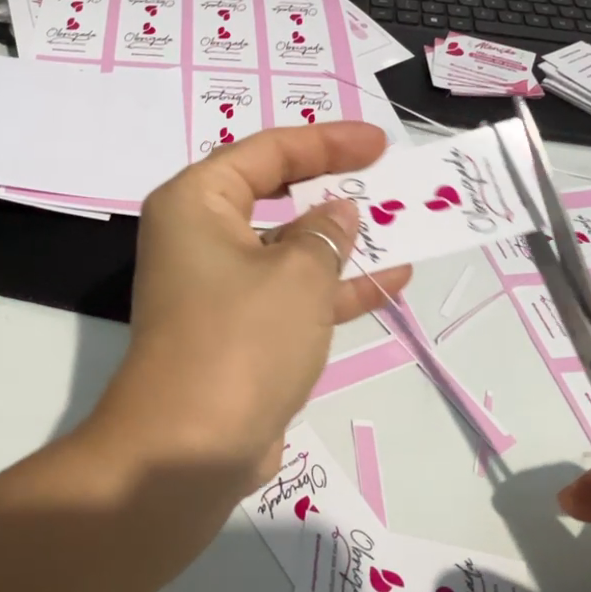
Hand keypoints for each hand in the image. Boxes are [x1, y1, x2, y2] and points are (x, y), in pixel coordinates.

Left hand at [89, 123, 412, 491]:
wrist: (189, 449)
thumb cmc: (241, 339)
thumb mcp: (297, 275)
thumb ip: (325, 233)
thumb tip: (337, 212)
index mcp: (195, 203)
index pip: (265, 152)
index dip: (325, 142)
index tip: (378, 144)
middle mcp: (198, 236)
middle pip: (272, 194)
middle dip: (329, 185)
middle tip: (382, 175)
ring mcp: (215, 287)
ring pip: (286, 247)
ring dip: (339, 239)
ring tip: (401, 224)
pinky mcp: (236, 330)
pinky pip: (289, 293)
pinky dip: (334, 287)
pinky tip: (391, 280)